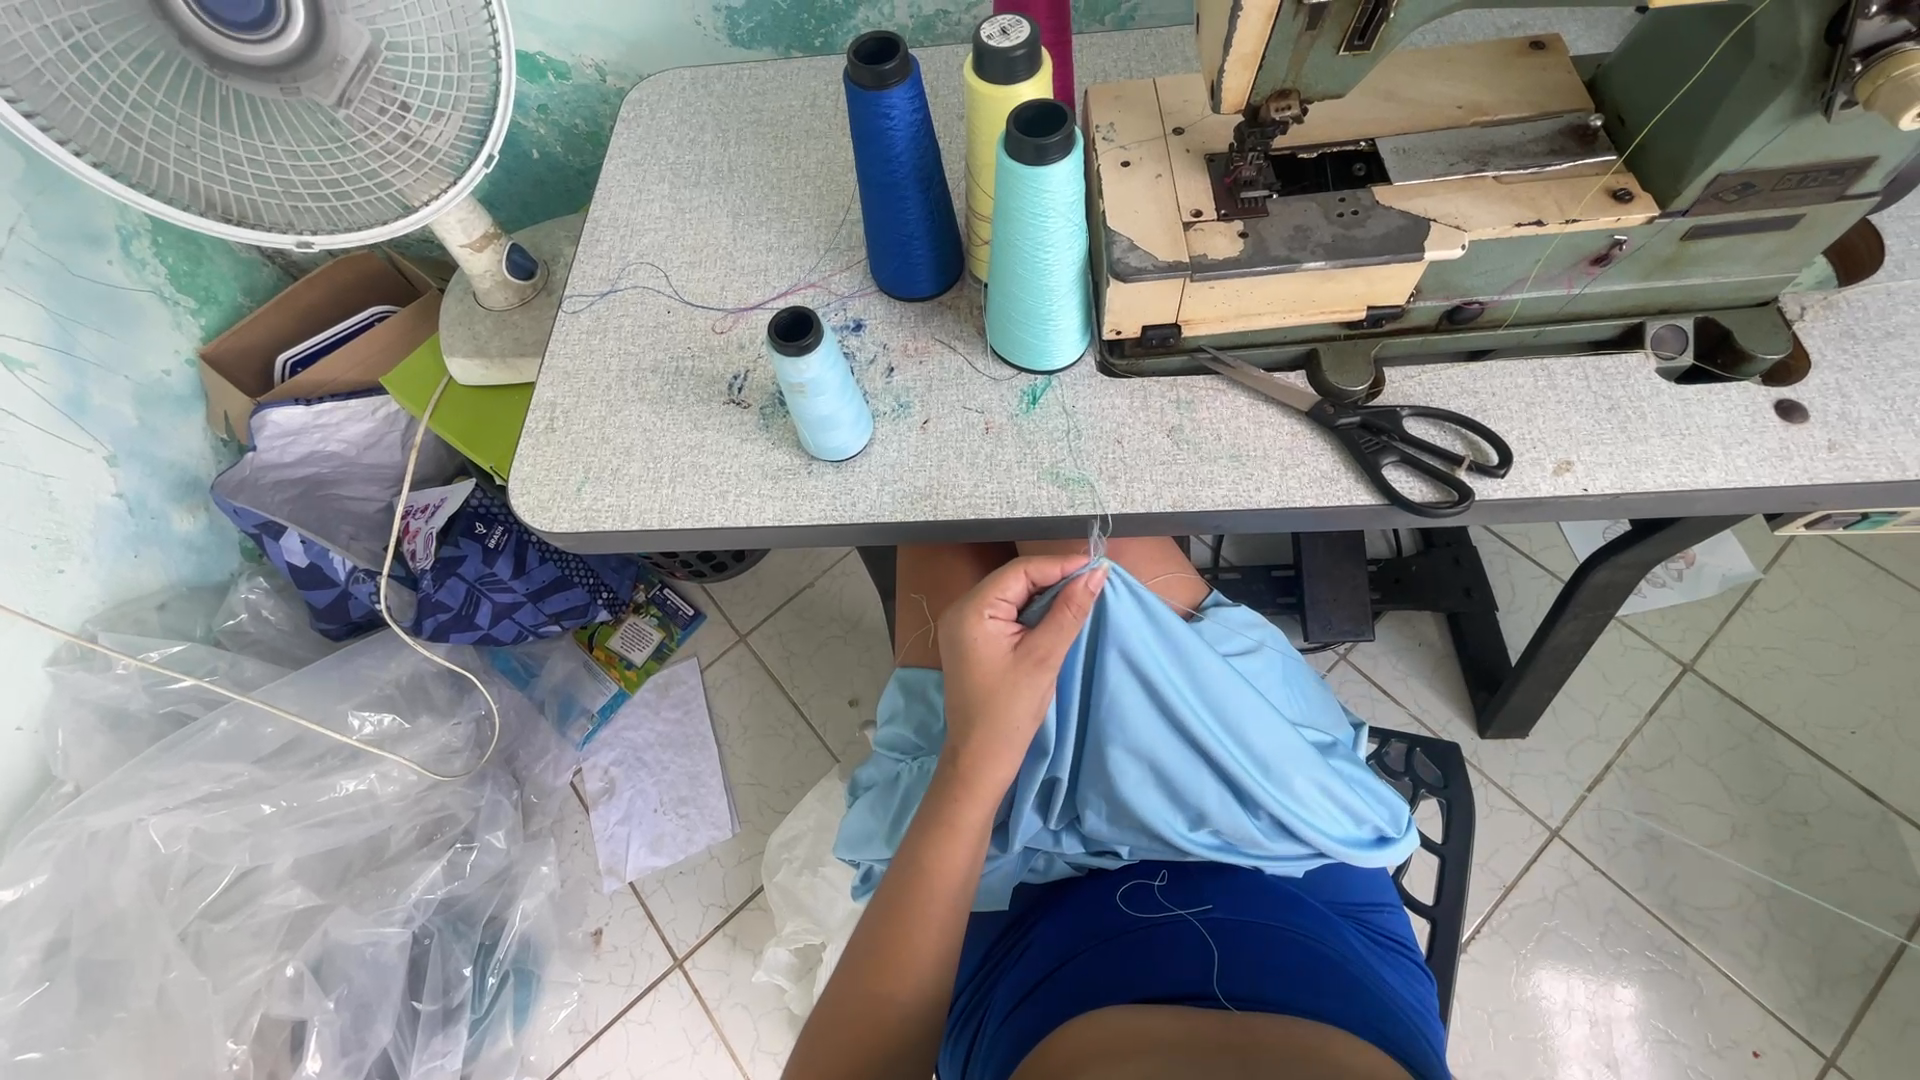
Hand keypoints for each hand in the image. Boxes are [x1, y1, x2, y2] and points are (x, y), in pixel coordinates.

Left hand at [936, 555, 1107, 793]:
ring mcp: (965, 624)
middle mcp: (962, 609)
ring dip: (1046, 594)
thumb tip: (1096, 574)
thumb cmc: (1010, 711)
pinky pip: (1007, 612)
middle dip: (1054, 578)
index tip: (1097, 567)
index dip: (1060, 565)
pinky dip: (1033, 611)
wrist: (980, 757)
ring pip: (1013, 595)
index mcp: (972, 609)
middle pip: (1015, 580)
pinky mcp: (973, 638)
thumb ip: (1069, 611)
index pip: (1020, 572)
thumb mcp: (1044, 657)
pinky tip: (1058, 615)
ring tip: (1082, 595)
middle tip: (1094, 580)